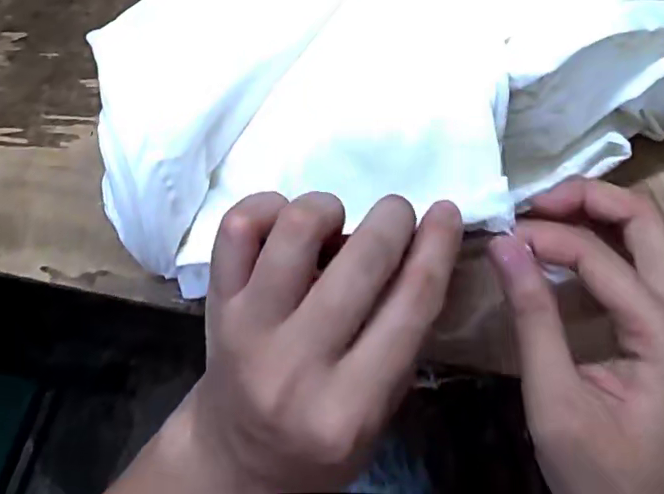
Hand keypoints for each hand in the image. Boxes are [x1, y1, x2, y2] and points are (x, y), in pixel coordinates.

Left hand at [113, 192, 462, 493]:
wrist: (237, 458)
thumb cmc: (320, 436)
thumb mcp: (377, 411)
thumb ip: (402, 337)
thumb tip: (423, 244)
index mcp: (349, 409)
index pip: (409, 307)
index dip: (436, 247)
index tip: (446, 211)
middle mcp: (296, 366)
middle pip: (360, 263)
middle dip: (392, 219)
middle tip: (396, 212)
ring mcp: (248, 327)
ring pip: (295, 230)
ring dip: (327, 208)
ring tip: (335, 221)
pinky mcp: (216, 299)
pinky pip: (237, 226)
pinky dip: (267, 205)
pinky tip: (285, 218)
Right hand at [487, 178, 663, 493]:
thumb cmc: (601, 478)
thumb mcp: (556, 401)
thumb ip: (533, 317)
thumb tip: (503, 242)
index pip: (600, 256)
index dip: (545, 235)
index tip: (499, 238)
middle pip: (648, 225)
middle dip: (588, 197)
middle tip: (534, 201)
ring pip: (649, 239)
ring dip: (596, 214)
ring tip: (542, 214)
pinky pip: (641, 266)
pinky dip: (601, 242)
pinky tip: (562, 250)